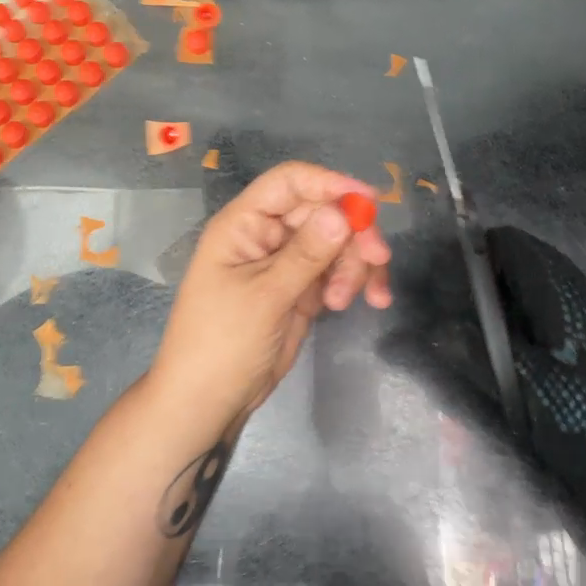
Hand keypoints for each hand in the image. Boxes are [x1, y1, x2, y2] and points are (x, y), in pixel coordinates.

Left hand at [150, 161, 392, 421]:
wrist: (206, 402)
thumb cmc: (221, 343)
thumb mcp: (265, 297)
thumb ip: (306, 254)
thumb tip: (343, 212)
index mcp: (243, 224)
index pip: (289, 183)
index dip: (329, 183)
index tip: (370, 203)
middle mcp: (265, 235)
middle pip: (321, 211)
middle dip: (352, 232)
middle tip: (378, 260)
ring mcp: (284, 264)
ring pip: (335, 242)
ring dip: (355, 264)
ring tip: (350, 301)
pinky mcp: (300, 291)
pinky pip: (335, 271)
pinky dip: (354, 281)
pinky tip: (369, 302)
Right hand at [382, 227, 585, 552]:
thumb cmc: (579, 419)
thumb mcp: (518, 388)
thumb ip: (469, 352)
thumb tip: (417, 334)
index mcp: (562, 295)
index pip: (512, 244)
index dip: (477, 253)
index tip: (453, 281)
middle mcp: (583, 291)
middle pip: (526, 261)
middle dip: (492, 278)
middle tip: (466, 312)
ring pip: (541, 283)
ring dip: (511, 298)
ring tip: (489, 335)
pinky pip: (556, 306)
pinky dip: (531, 317)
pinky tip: (520, 353)